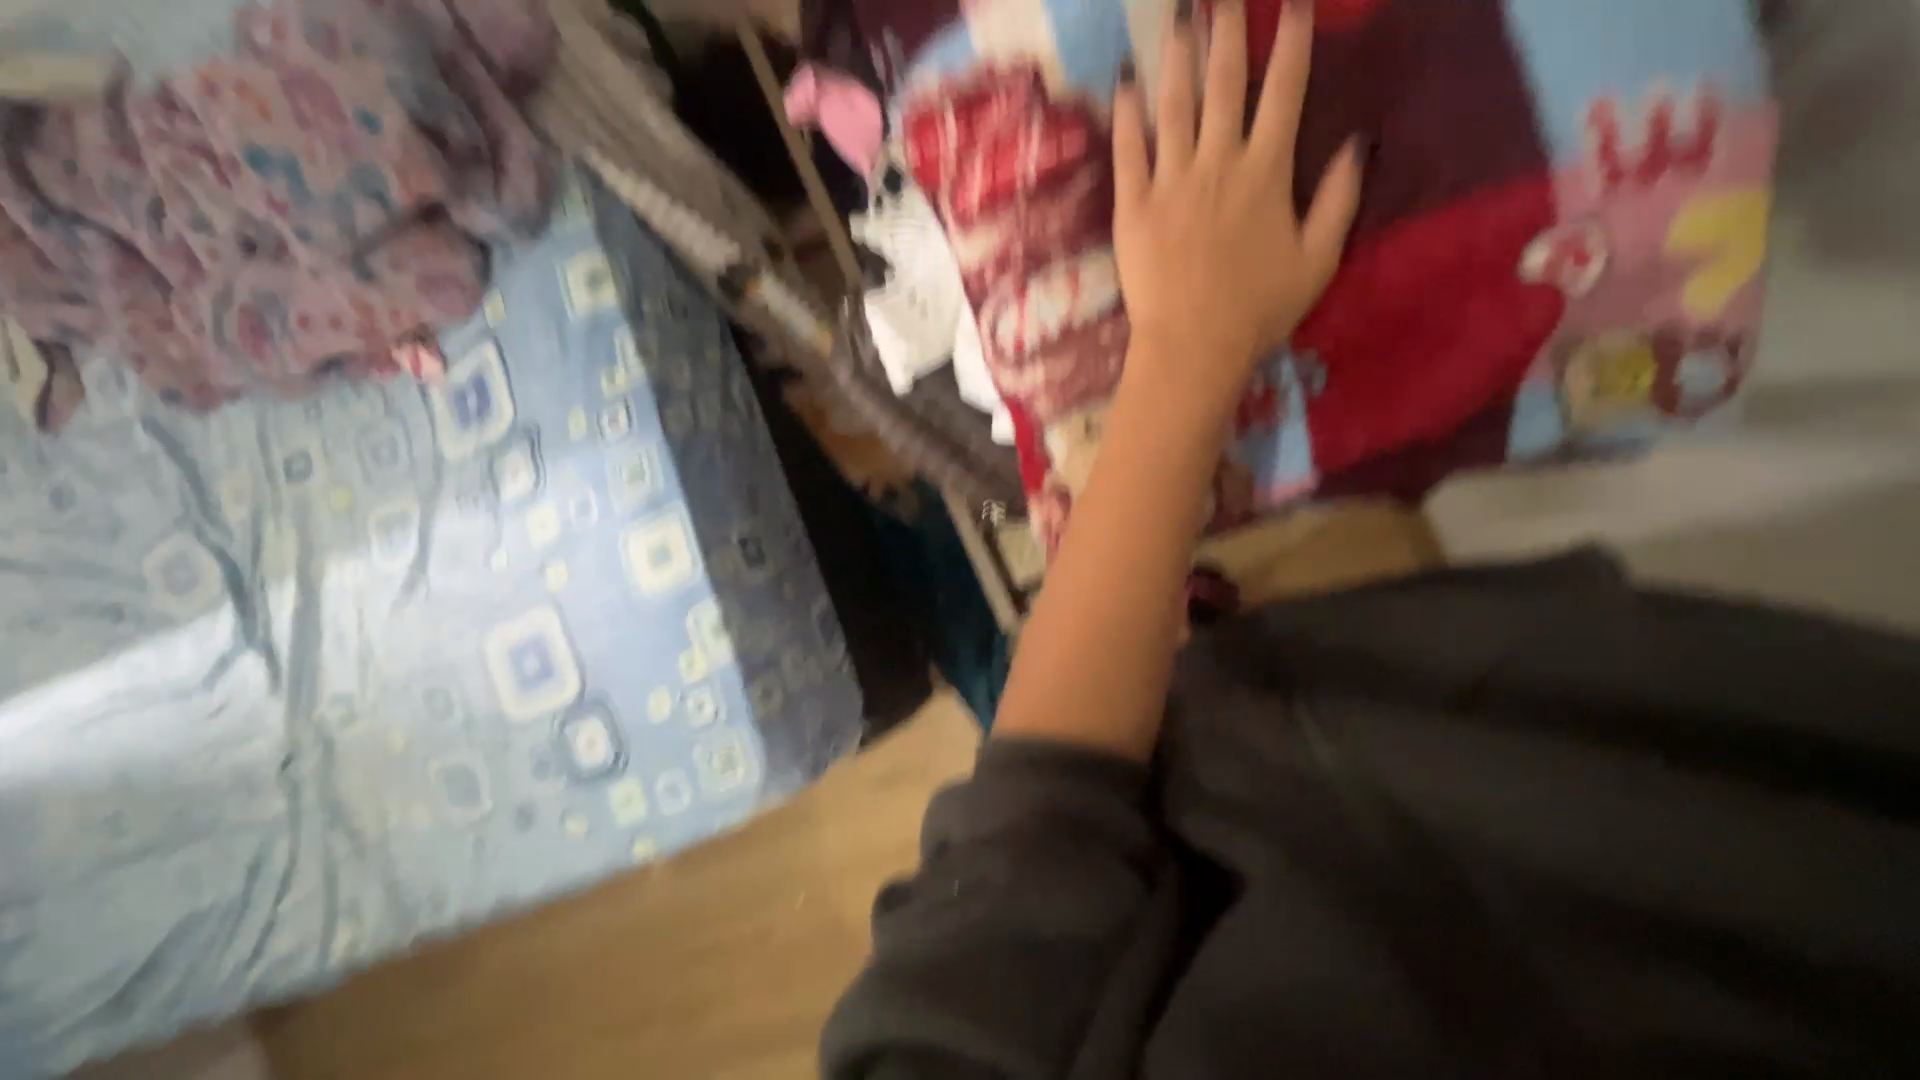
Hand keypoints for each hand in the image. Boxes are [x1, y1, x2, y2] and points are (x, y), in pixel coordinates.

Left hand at [1112, 0, 1362, 421]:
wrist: (1192, 348)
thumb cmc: (1258, 310)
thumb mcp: (1318, 260)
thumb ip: (1340, 199)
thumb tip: (1357, 142)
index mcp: (1267, 174)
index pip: (1285, 92)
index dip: (1293, 42)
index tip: (1294, 5)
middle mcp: (1218, 165)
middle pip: (1224, 83)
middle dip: (1228, 29)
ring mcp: (1170, 183)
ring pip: (1174, 106)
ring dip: (1177, 55)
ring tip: (1177, 16)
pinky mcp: (1132, 207)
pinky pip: (1128, 150)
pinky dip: (1127, 113)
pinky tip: (1126, 80)